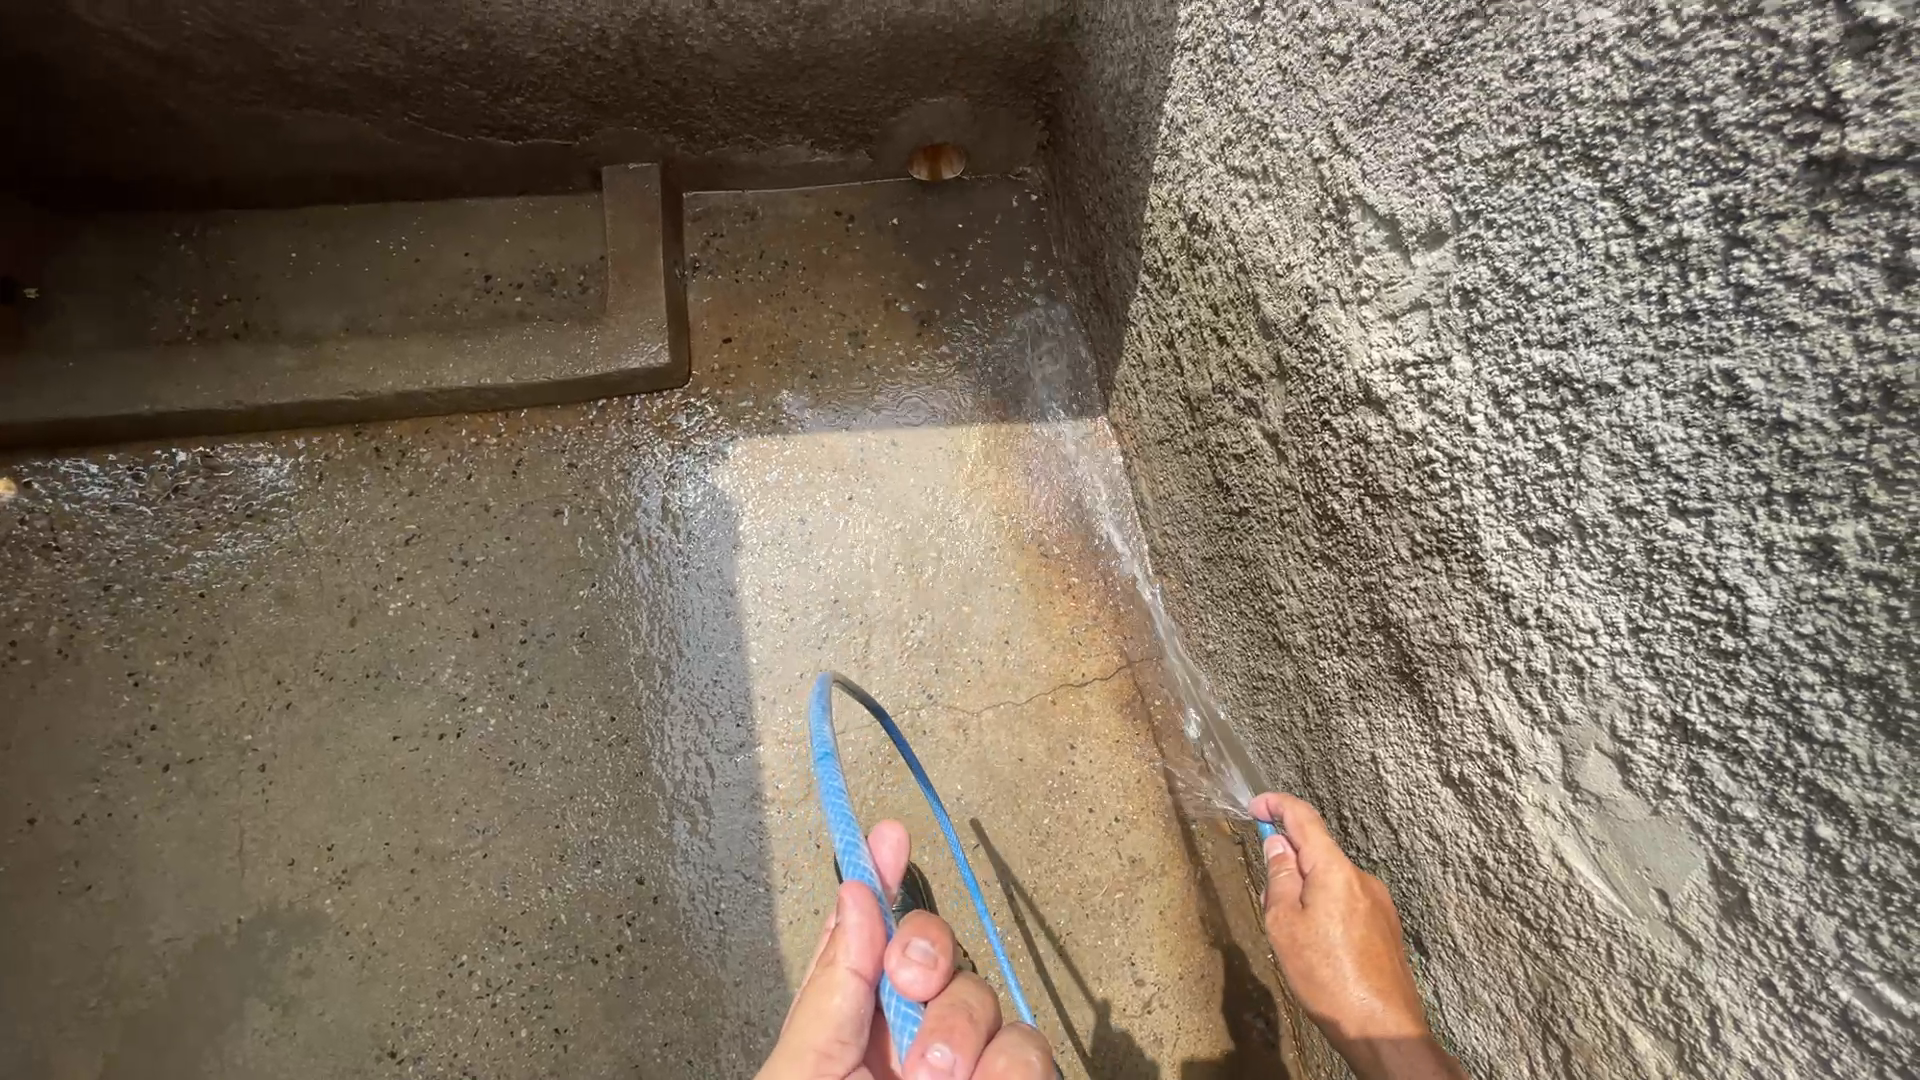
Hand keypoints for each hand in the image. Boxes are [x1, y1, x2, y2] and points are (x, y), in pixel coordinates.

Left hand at [756, 819, 1053, 1079]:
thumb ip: (831, 995)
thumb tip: (854, 890)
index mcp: (855, 1035)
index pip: (875, 939)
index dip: (883, 880)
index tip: (886, 832)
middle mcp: (916, 1049)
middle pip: (948, 959)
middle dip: (933, 954)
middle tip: (909, 981)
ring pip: (999, 1012)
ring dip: (969, 1031)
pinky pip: (1034, 1062)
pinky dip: (1008, 1074)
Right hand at [1251, 793, 1466, 1079]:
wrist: (1384, 1032)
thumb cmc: (1327, 977)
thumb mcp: (1284, 924)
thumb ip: (1279, 877)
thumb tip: (1278, 845)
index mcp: (1335, 871)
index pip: (1304, 817)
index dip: (1276, 804)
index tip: (1254, 806)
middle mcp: (1361, 878)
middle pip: (1316, 850)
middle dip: (1286, 861)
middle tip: (1268, 899)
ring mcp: (1378, 903)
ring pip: (1329, 878)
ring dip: (1304, 888)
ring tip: (1292, 934)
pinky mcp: (1385, 926)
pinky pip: (1345, 899)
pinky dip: (1323, 905)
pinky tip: (1316, 945)